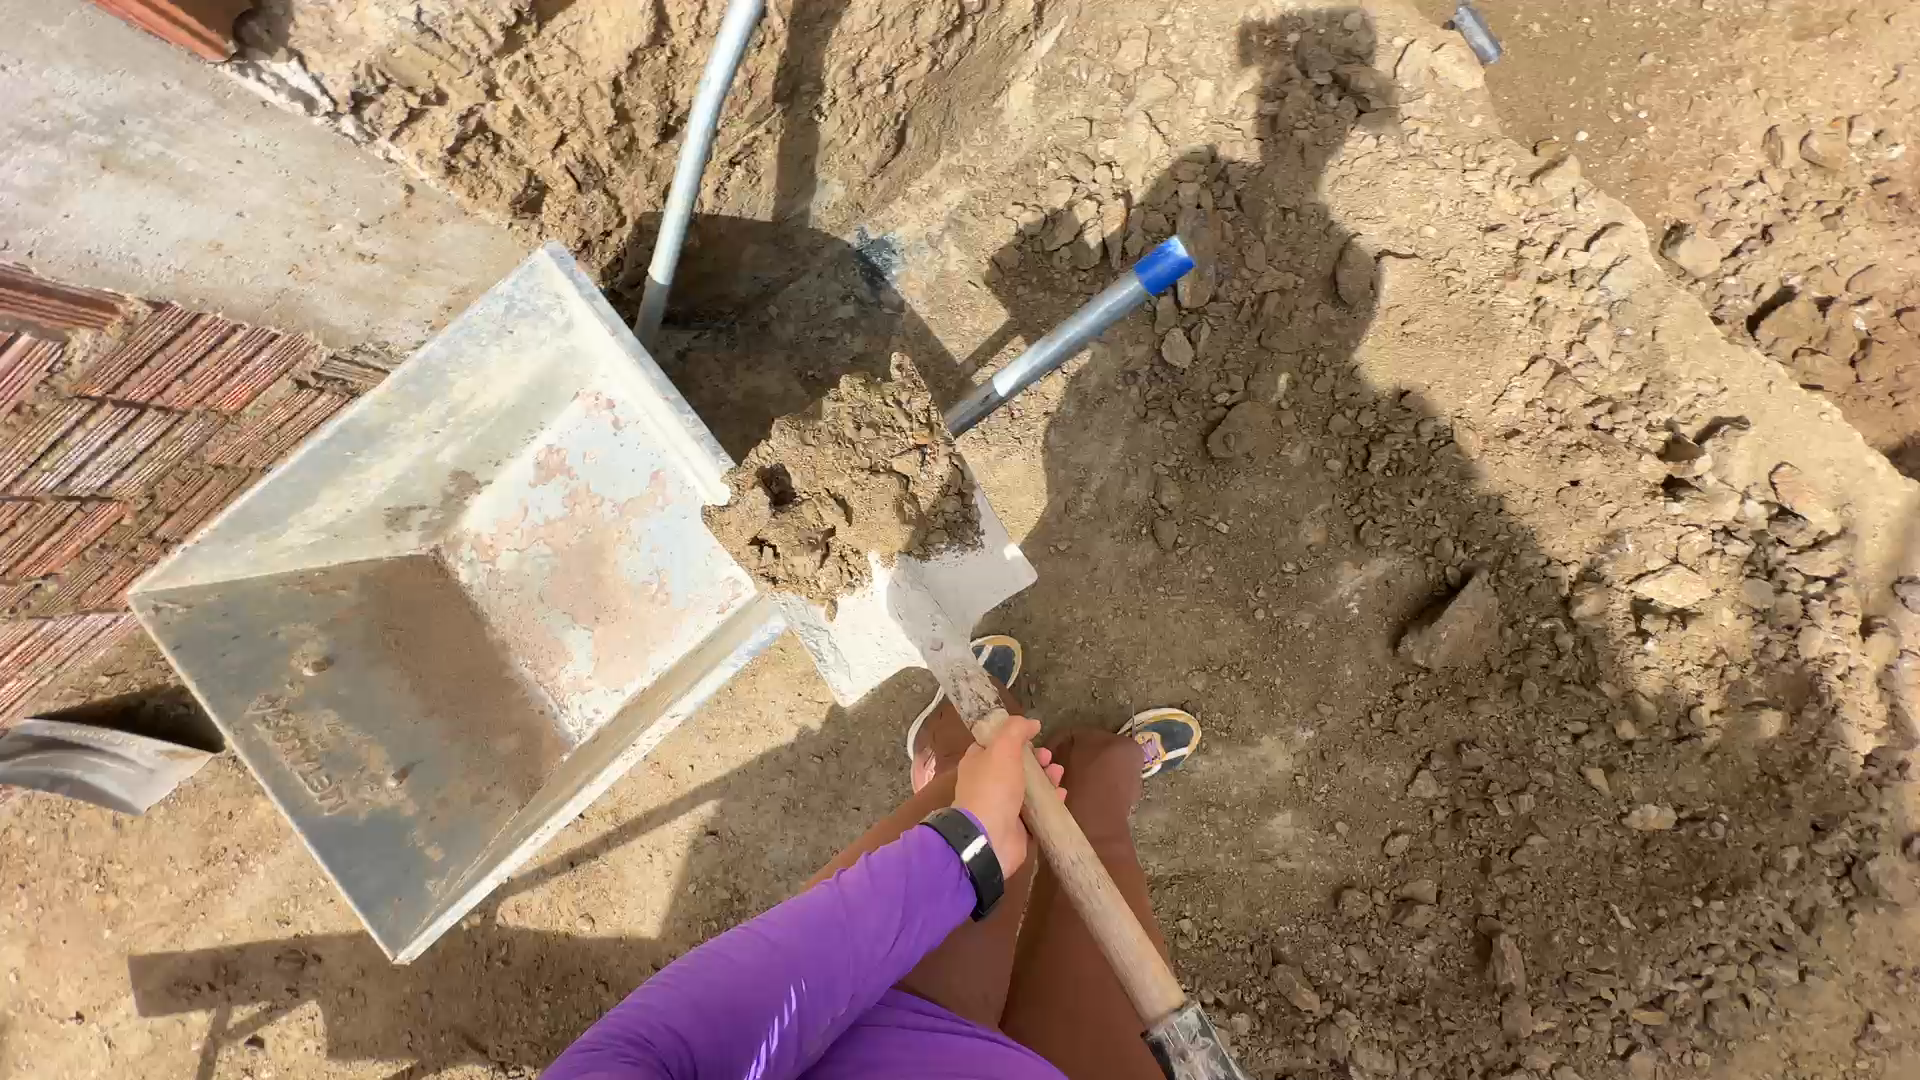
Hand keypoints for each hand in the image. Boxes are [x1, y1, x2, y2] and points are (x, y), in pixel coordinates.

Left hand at [951, 714, 1065, 876]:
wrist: (990, 837)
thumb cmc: (993, 786)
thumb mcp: (1003, 747)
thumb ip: (1016, 729)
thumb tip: (1032, 722)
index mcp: (977, 762)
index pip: (995, 745)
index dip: (1015, 739)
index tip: (1032, 737)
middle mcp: (988, 783)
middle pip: (1016, 765)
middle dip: (1036, 759)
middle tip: (1049, 758)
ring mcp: (1003, 806)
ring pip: (1029, 788)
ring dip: (1046, 778)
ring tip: (1058, 773)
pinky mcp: (1018, 827)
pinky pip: (1038, 811)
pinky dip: (1050, 801)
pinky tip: (1061, 795)